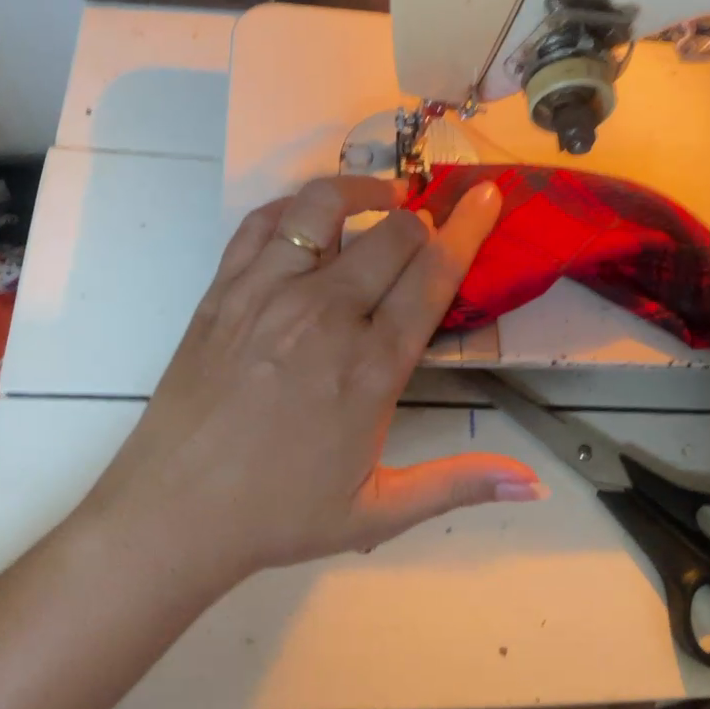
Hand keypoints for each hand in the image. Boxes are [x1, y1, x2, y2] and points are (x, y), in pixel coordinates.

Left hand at [81, 175, 545, 579]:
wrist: (175, 512)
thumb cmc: (279, 514)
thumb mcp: (379, 510)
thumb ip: (459, 484)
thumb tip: (534, 487)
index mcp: (370, 367)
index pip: (432, 277)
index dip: (467, 230)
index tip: (489, 197)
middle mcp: (323, 315)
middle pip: (390, 235)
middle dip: (423, 219)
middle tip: (431, 224)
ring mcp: (267, 295)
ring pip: (323, 210)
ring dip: (361, 194)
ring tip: (380, 200)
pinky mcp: (223, 291)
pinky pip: (262, 224)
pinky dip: (294, 208)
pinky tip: (309, 220)